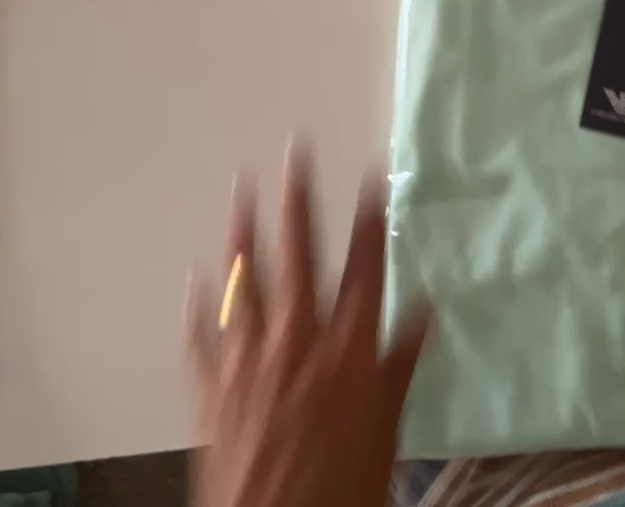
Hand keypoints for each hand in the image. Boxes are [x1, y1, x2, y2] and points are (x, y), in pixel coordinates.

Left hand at [186, 141, 430, 506]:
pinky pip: (202, 337)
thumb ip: (402, 360)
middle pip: (299, 252)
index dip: (370, 213)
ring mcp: (249, 359)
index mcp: (347, 344)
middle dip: (298, 196)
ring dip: (242, 230)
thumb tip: (427, 306)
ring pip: (245, 279)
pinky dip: (200, 305)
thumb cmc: (345, 481)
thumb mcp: (390, 424)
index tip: (373, 171)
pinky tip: (196, 276)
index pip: (364, 263)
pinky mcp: (213, 388)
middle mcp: (297, 337)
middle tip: (295, 150)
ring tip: (241, 186)